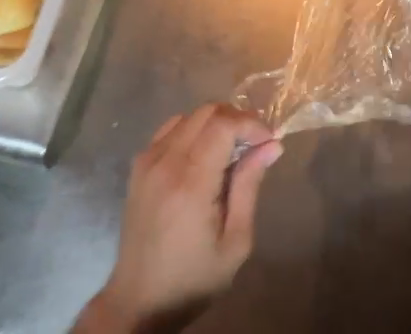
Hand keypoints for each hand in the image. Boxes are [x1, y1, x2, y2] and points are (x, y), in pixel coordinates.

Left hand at [75, 103, 282, 333]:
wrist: (140, 299)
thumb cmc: (194, 278)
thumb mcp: (235, 241)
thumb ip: (249, 186)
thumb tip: (272, 145)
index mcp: (190, 182)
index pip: (223, 124)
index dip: (251, 123)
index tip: (270, 141)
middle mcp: (164, 161)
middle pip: (205, 111)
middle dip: (236, 119)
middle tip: (256, 144)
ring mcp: (146, 161)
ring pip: (187, 116)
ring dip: (214, 123)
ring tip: (232, 151)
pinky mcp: (138, 166)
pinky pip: (169, 129)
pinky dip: (192, 130)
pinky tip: (203, 156)